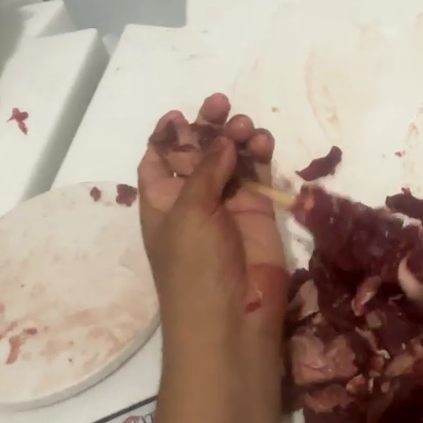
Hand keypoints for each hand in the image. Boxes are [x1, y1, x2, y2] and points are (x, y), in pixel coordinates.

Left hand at [139, 94, 285, 422]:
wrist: (232, 319)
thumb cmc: (194, 267)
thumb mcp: (188, 213)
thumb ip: (205, 169)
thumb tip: (222, 140)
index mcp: (162, 200)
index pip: (158, 159)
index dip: (166, 135)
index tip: (179, 114)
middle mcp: (193, 198)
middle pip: (197, 150)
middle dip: (208, 125)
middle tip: (222, 104)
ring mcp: (226, 203)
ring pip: (230, 156)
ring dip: (237, 136)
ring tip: (247, 128)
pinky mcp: (258, 209)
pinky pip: (258, 171)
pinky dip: (260, 152)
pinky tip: (264, 142)